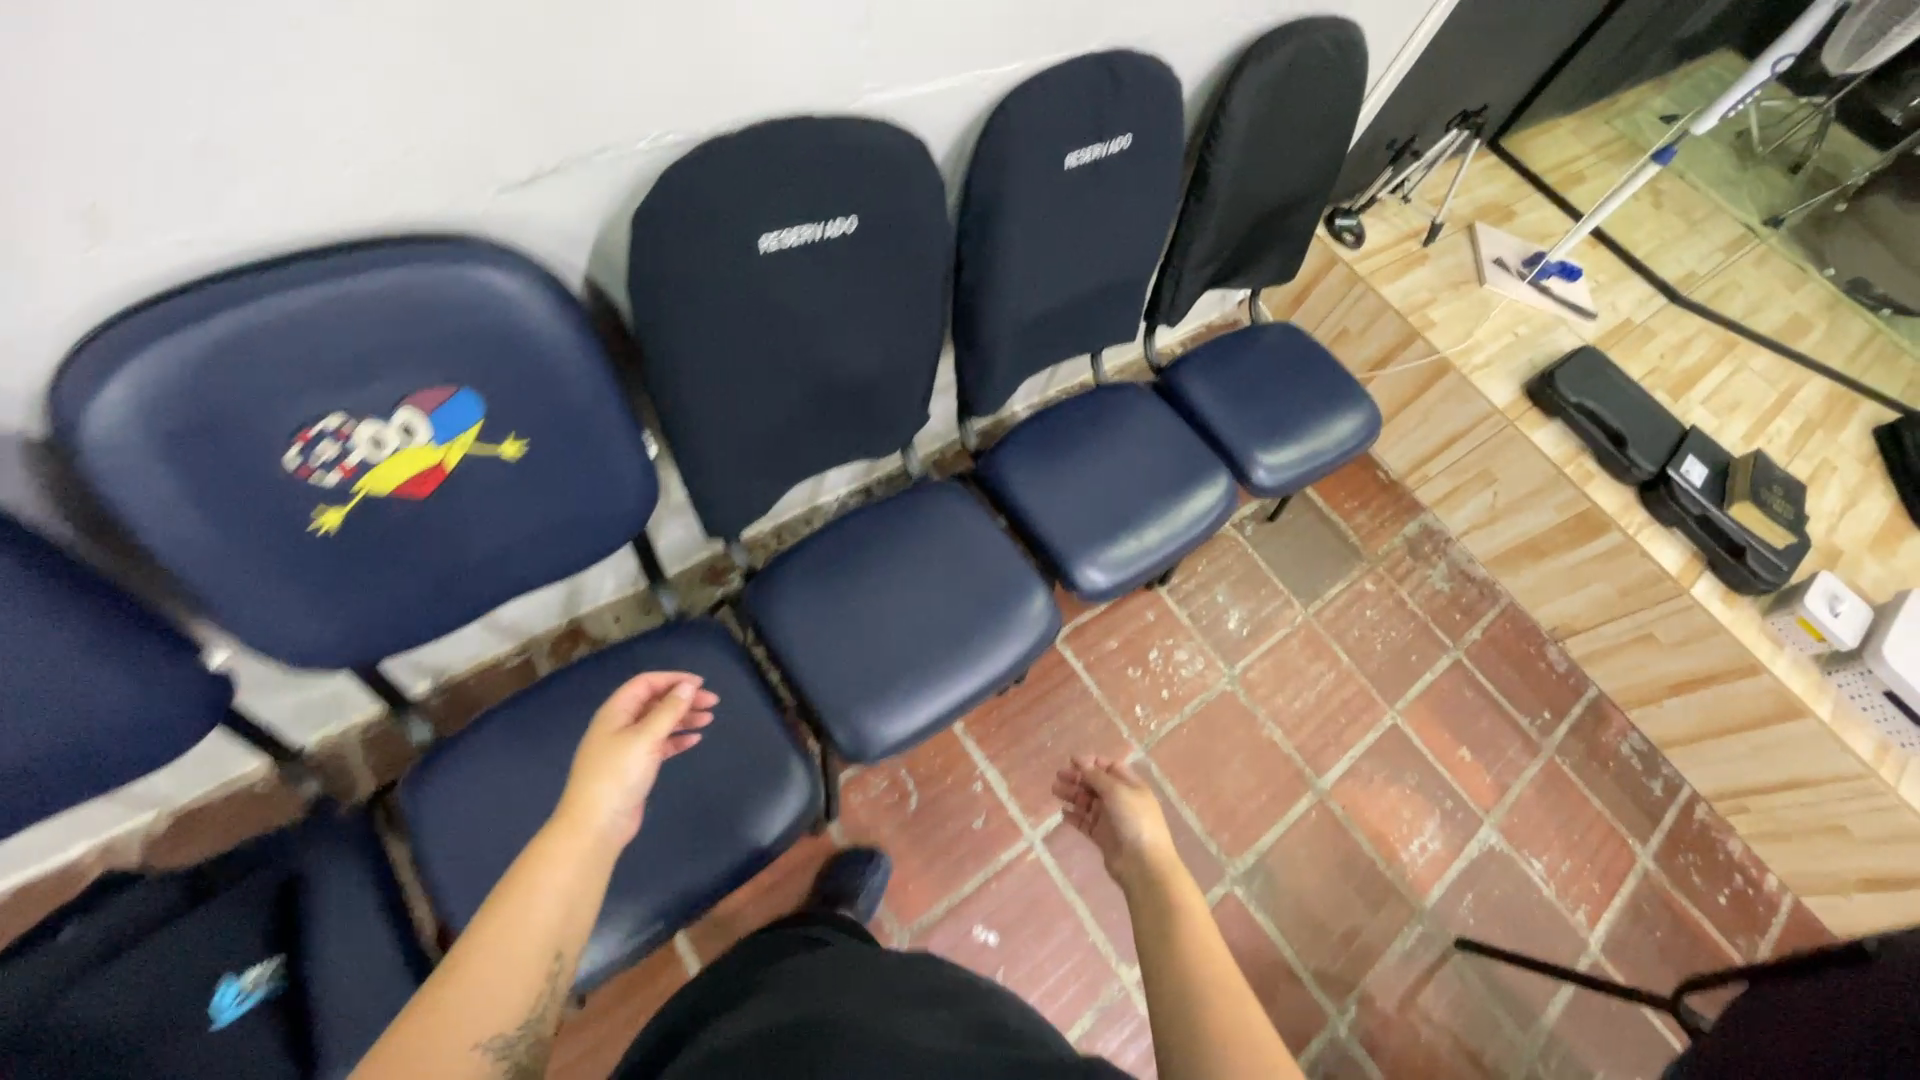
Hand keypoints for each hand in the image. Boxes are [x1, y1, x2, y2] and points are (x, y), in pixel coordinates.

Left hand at [554, 672, 717, 847]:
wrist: (596, 824)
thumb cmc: (618, 775)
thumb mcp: (645, 738)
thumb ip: (668, 710)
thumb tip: (687, 686)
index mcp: (615, 712)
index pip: (646, 683)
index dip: (673, 679)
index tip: (701, 684)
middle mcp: (620, 725)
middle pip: (655, 702)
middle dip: (683, 699)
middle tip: (713, 703)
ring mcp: (627, 747)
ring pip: (659, 723)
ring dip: (683, 718)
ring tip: (709, 719)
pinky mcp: (635, 766)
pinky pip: (659, 744)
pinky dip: (677, 739)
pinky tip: (694, 740)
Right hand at [1053, 755, 1178, 889]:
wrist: (1142, 863)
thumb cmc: (1134, 820)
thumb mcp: (1117, 791)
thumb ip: (1097, 776)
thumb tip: (1081, 761)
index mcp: (1130, 786)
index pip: (1110, 767)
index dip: (1092, 763)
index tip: (1072, 761)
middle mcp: (1121, 800)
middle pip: (1096, 784)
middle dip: (1078, 778)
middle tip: (1059, 776)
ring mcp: (1111, 819)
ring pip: (1088, 802)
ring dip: (1072, 795)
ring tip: (1055, 790)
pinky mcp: (1102, 837)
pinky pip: (1085, 822)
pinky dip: (1074, 816)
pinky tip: (1063, 813)